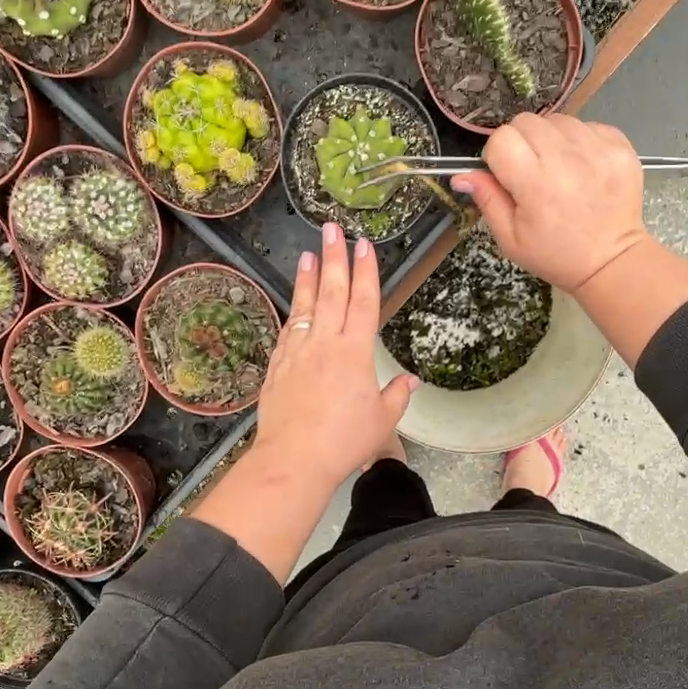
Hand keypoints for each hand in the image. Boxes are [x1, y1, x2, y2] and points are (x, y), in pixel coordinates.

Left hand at [252, 223, 418, 486]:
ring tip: (309, 253)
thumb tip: (410, 381)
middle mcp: (325, 344)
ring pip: (304, 306)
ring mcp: (297, 352)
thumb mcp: (383, 421)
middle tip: (332, 229)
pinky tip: (294, 305)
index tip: (364, 245)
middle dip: (335, 258)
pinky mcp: (277, 367)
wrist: (294, 459)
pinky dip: (292, 313)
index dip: (366, 271)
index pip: (363, 301)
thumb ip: (396, 396)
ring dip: (308, 278)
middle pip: (332, 292)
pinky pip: (287, 332)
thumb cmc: (344, 442)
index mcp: (355, 352)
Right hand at [452, 114, 651, 293]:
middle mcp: (567, 159)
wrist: (610, 260)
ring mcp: (597, 149)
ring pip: (557, 120)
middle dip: (522, 143)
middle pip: (526, 122)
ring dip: (552, 140)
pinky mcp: (619, 145)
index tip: (508, 176)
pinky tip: (583, 169)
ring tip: (560, 172)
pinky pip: (587, 125)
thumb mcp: (510, 238)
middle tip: (533, 174)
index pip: (501, 139)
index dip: (498, 156)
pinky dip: (580, 142)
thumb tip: (461, 174)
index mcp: (536, 184)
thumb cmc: (555, 254)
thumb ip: (487, 200)